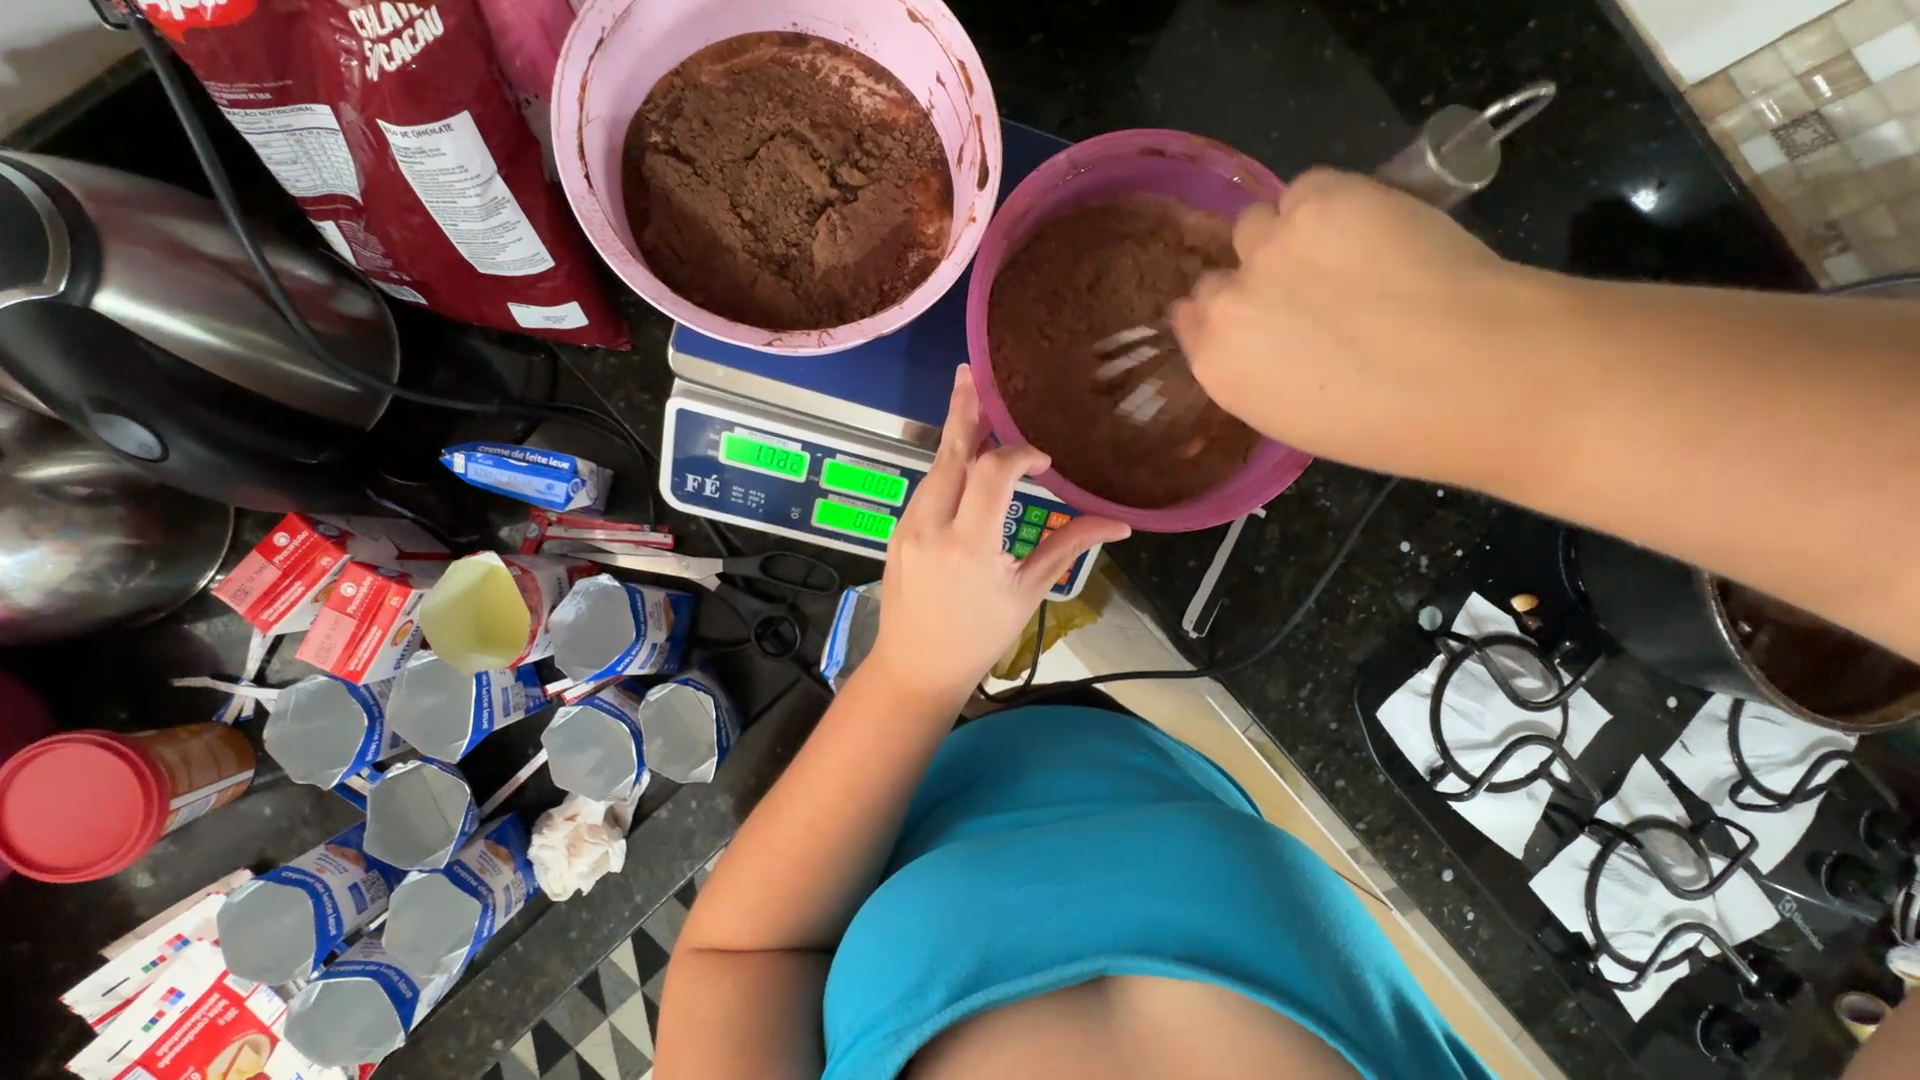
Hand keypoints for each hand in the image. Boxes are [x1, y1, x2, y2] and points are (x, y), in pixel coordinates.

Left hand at [864, 366, 1129, 706]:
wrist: (916, 667)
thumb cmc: (979, 637)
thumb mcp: (1027, 593)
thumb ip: (1066, 548)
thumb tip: (1118, 525)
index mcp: (969, 545)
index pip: (993, 473)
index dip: (1020, 454)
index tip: (1042, 461)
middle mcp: (931, 528)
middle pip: (950, 455)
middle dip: (965, 411)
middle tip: (971, 372)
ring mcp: (907, 528)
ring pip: (934, 468)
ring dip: (954, 436)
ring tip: (969, 398)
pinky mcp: (897, 532)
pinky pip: (925, 488)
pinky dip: (945, 467)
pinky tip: (960, 454)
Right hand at [1170, 168, 1548, 484]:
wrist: (1471, 376)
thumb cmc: (1389, 424)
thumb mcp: (1294, 417)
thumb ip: (1257, 370)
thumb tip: (1262, 336)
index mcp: (1218, 364)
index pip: (1192, 319)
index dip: (1230, 314)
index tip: (1264, 318)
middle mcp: (1227, 303)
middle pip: (1220, 273)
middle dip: (1254, 279)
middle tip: (1309, 290)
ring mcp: (1269, 247)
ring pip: (1257, 224)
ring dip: (1287, 236)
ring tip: (1345, 253)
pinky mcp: (1320, 200)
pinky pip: (1306, 188)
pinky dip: (1332, 202)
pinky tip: (1372, 228)